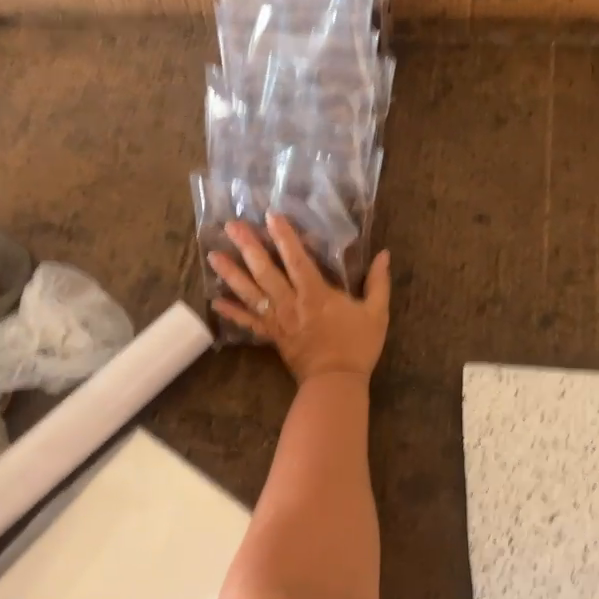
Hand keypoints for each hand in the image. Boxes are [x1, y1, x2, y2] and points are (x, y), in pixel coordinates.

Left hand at [208, 216, 391, 383]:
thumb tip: (384, 254)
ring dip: (231, 274)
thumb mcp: (376, 313)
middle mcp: (291, 303)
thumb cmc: (358, 346)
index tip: (270, 216)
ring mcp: (278, 320)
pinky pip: (248, 323)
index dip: (283, 236)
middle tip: (231, 227)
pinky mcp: (272, 337)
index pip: (296, 259)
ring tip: (213, 256)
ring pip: (250, 294)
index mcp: (316, 293)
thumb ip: (378, 282)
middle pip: (265, 272)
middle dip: (248, 247)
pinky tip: (215, 302)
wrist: (337, 382)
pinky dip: (232, 313)